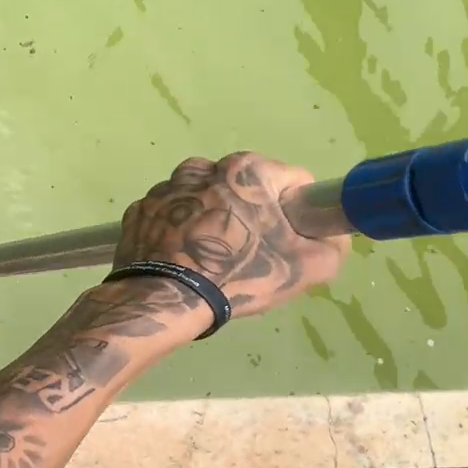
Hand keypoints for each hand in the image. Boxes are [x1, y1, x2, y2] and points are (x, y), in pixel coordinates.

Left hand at [116, 152, 350, 317]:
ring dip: (209, 213)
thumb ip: (331, 238)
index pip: (288, 179)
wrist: (165, 297)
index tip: (289, 232)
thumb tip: (327, 231)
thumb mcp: (313, 263)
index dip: (296, 207)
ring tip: (213, 248)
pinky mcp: (136, 211)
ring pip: (200, 195)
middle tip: (250, 244)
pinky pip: (168, 212)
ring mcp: (161, 189)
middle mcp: (199, 170)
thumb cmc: (241, 274)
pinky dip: (177, 226)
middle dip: (249, 208)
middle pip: (240, 185)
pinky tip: (181, 251)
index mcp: (245, 170)